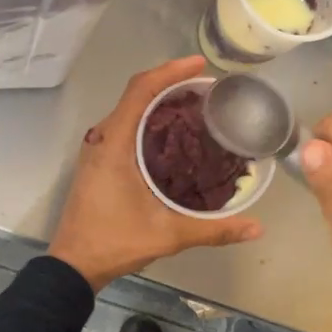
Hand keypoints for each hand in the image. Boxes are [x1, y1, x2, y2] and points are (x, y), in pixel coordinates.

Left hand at [48, 57, 263, 290]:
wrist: (74, 265)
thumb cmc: (114, 242)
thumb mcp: (168, 235)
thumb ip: (213, 229)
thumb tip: (257, 228)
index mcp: (115, 144)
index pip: (140, 90)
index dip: (170, 71)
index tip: (200, 66)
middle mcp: (102, 139)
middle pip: (135, 95)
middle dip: (170, 85)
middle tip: (207, 90)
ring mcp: (96, 151)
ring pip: (128, 111)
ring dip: (158, 103)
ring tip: (194, 107)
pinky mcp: (96, 163)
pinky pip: (124, 128)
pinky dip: (148, 121)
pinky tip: (172, 136)